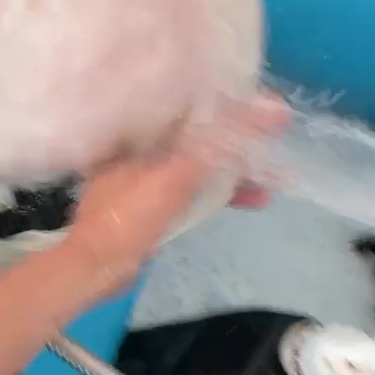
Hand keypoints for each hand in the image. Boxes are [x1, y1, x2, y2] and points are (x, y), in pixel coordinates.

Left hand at [62, 98, 280, 292]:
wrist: (96, 267)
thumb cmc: (128, 218)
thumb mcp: (175, 176)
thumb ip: (219, 144)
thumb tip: (269, 107)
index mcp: (134, 140)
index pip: (187, 111)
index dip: (230, 109)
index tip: (269, 110)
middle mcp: (136, 156)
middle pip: (196, 141)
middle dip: (239, 145)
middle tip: (278, 145)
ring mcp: (142, 183)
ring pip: (197, 168)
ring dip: (235, 173)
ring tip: (276, 180)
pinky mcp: (150, 209)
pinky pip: (192, 192)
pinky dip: (219, 193)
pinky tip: (253, 199)